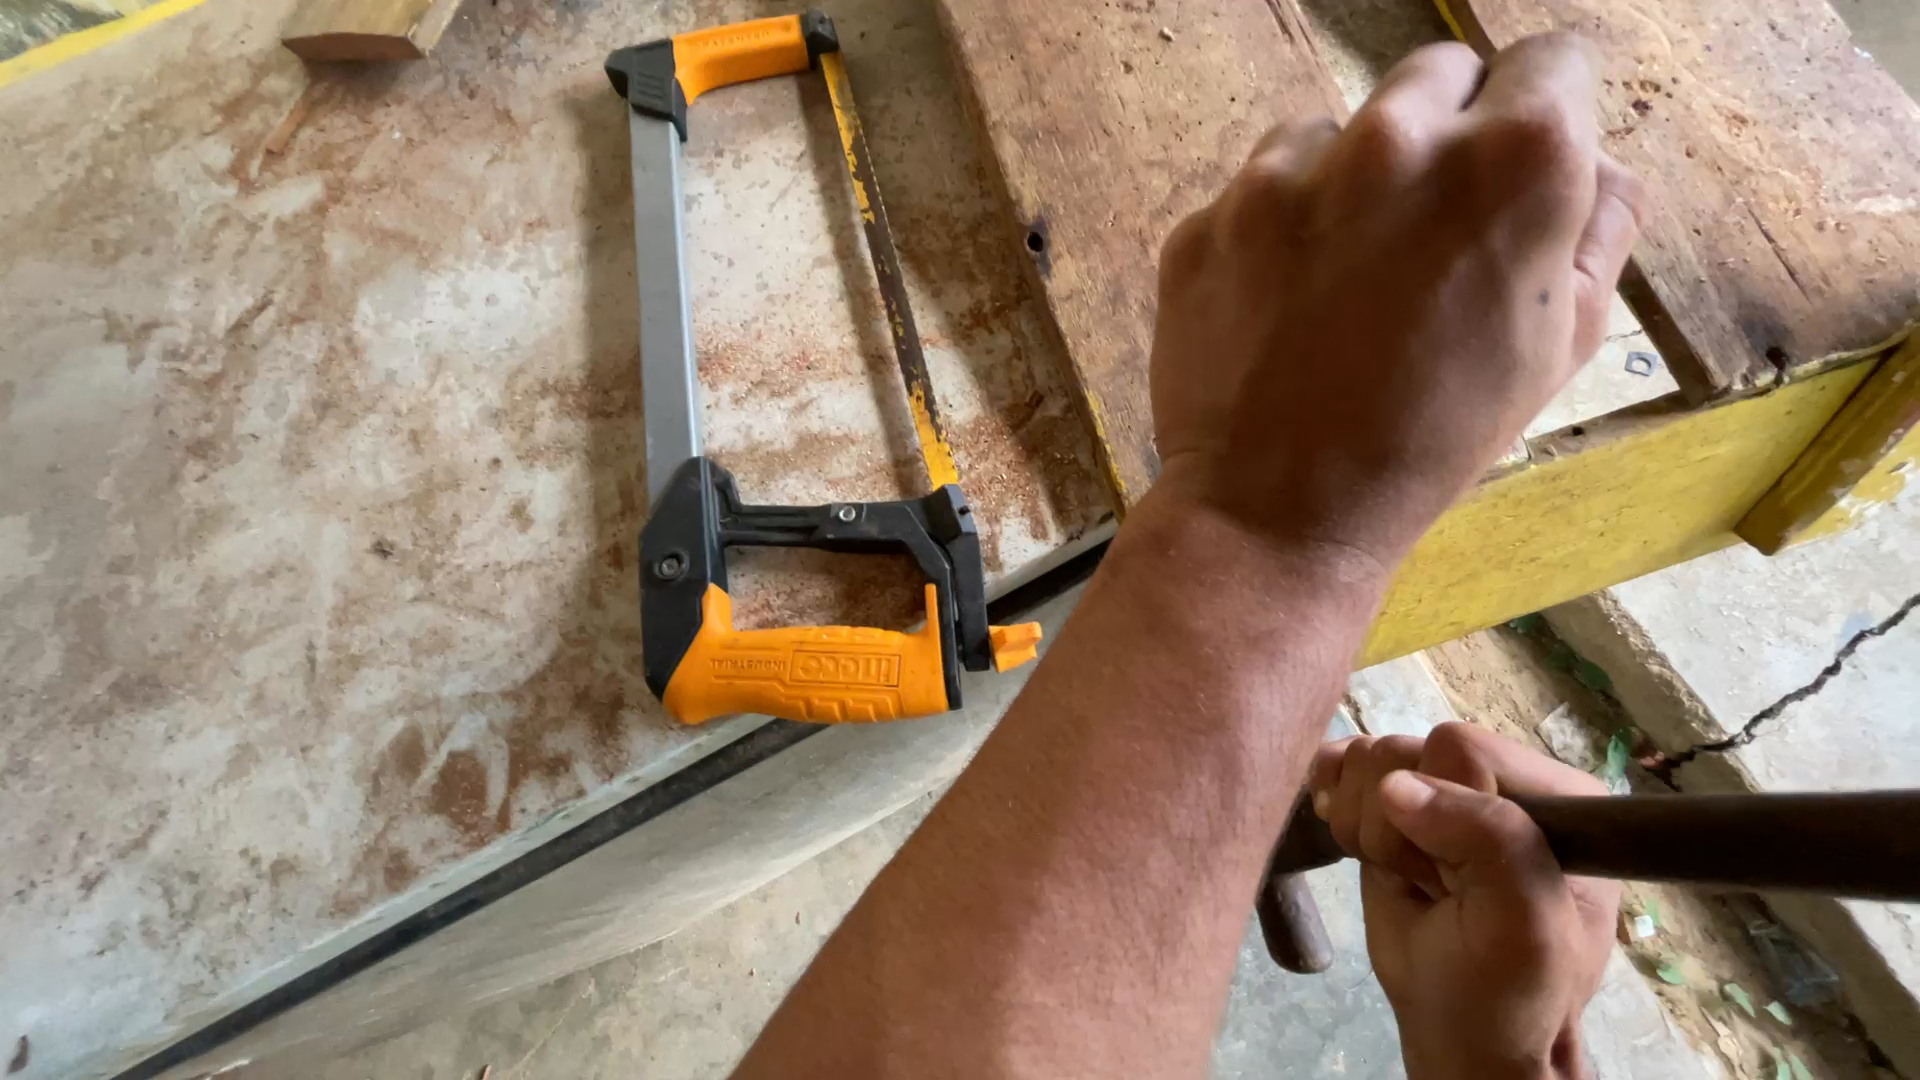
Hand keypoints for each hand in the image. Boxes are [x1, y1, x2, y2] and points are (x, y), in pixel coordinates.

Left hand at [1147, 34, 1643, 569]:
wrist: (1275, 511)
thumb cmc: (1427, 443)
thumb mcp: (1559, 346)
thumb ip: (1593, 227)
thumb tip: (1591, 163)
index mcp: (1512, 159)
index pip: (1546, 64)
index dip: (1535, 119)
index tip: (1507, 169)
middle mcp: (1388, 142)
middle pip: (1430, 80)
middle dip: (1437, 137)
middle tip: (1415, 231)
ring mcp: (1274, 184)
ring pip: (1324, 136)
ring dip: (1339, 183)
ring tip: (1331, 281)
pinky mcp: (1199, 229)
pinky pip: (1246, 199)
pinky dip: (1264, 234)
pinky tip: (1268, 307)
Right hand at [1308, 722, 1620, 1079]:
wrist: (1454, 1024)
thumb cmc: (1502, 988)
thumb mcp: (1521, 930)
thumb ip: (1488, 842)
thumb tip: (1395, 786)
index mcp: (1554, 795)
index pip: (1461, 748)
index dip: (1439, 809)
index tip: (1452, 877)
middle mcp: (1494, 779)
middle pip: (1401, 749)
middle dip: (1392, 823)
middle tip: (1427, 882)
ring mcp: (1435, 786)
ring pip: (1363, 756)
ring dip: (1361, 821)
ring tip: (1396, 872)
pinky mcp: (1384, 796)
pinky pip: (1338, 760)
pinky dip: (1329, 795)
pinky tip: (1350, 837)